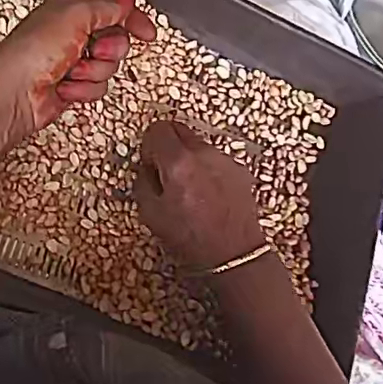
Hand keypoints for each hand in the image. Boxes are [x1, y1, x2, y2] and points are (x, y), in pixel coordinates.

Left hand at [0, 0, 157, 141]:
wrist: (16, 94)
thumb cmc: (34, 52)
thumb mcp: (75, 14)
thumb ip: (108, 5)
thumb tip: (128, 0)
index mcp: (71, 9)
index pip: (112, 8)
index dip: (133, 18)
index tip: (147, 32)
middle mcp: (72, 34)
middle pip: (117, 40)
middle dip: (110, 49)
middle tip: (95, 51)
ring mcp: (72, 62)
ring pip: (109, 68)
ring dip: (94, 72)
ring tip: (72, 72)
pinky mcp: (73, 86)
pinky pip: (97, 87)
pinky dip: (84, 90)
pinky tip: (66, 88)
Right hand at [133, 119, 266, 270]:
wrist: (233, 254)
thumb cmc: (190, 238)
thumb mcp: (151, 214)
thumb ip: (143, 182)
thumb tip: (146, 167)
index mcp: (179, 163)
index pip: (157, 129)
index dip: (149, 146)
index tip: (151, 165)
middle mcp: (204, 154)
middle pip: (179, 129)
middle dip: (167, 146)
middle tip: (166, 172)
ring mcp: (224, 160)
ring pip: (198, 145)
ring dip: (188, 158)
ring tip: (189, 189)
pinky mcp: (239, 169)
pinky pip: (214, 159)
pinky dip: (206, 169)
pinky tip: (208, 195)